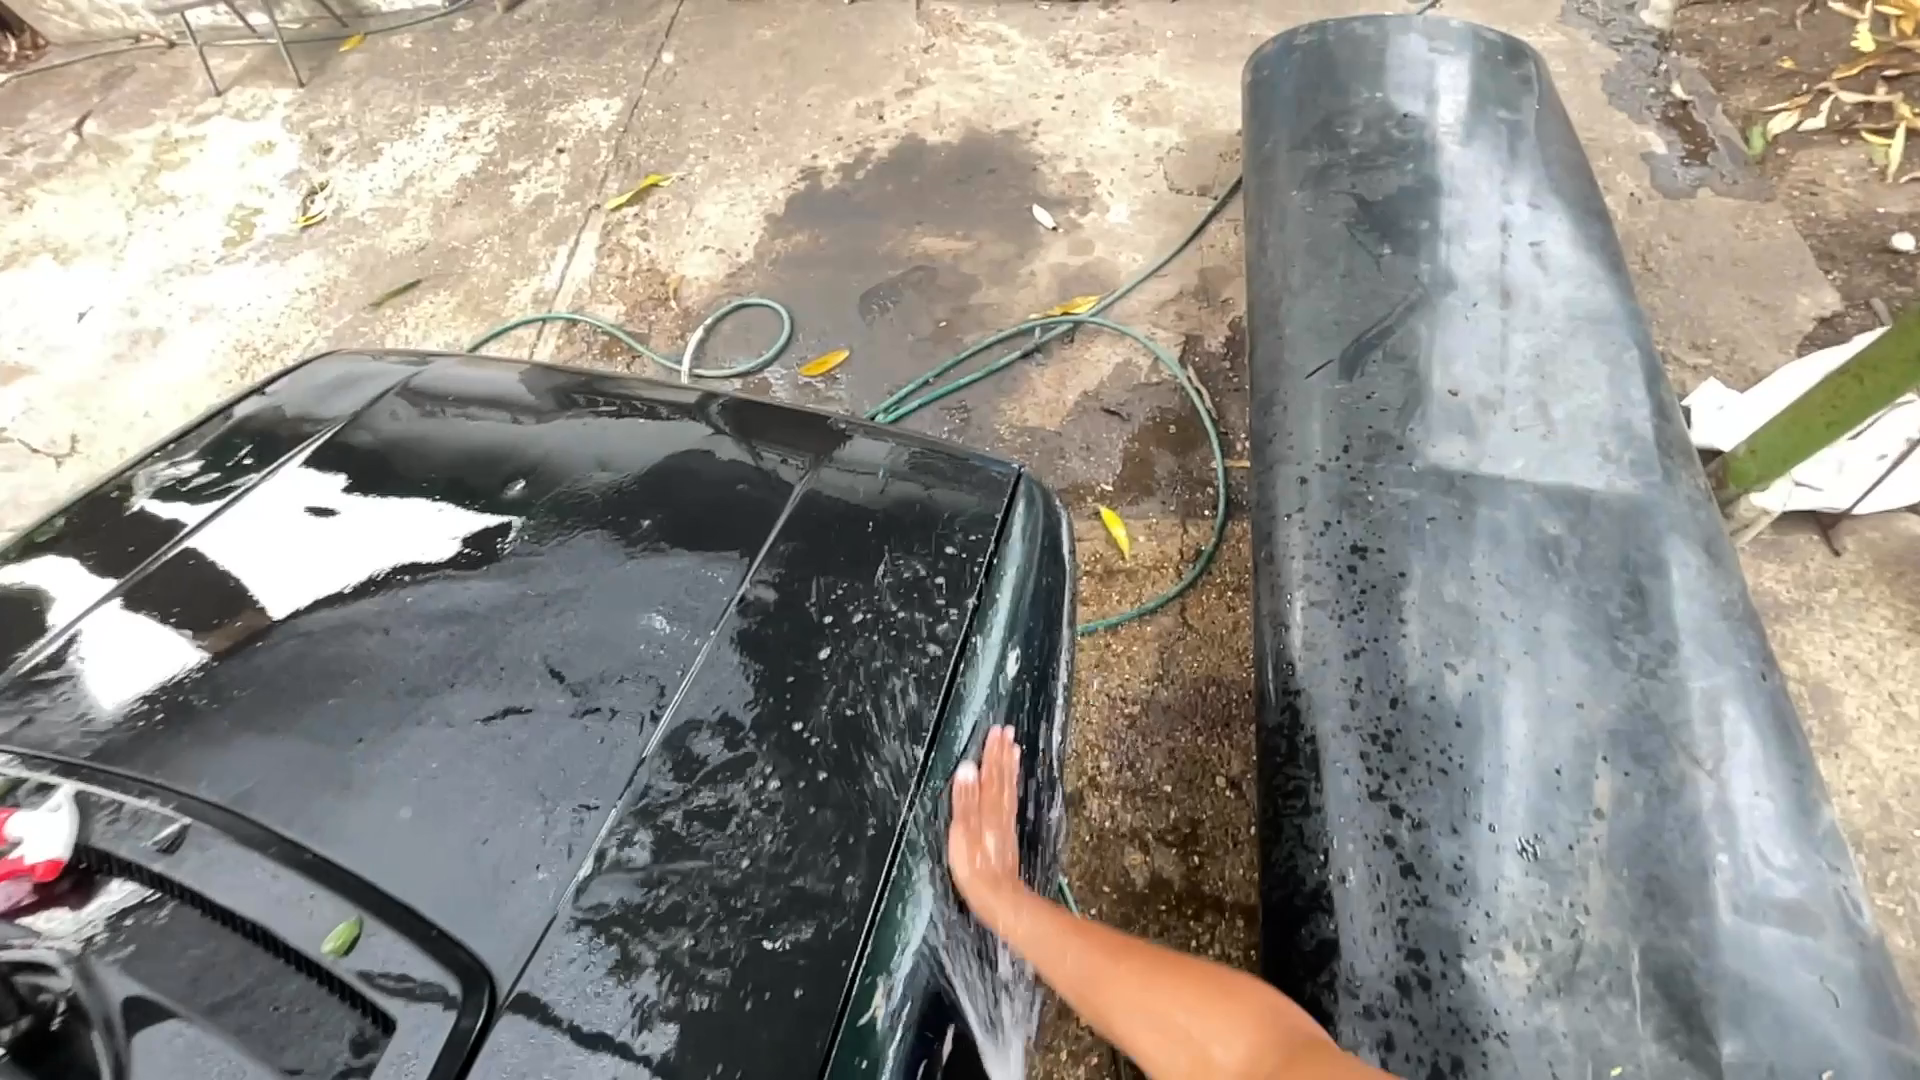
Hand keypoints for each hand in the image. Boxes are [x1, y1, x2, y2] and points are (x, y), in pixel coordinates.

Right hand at [947, 725, 1030, 926]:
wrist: (998, 897)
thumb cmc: (974, 867)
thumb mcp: (962, 832)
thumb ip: (965, 799)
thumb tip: (968, 767)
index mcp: (987, 807)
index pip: (990, 773)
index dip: (993, 751)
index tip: (996, 730)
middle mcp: (999, 811)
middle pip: (1002, 777)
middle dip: (1002, 753)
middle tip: (1006, 731)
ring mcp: (1005, 822)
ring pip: (1008, 787)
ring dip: (1009, 766)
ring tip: (1013, 747)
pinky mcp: (1006, 833)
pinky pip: (1010, 799)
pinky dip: (1011, 785)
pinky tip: (1010, 781)